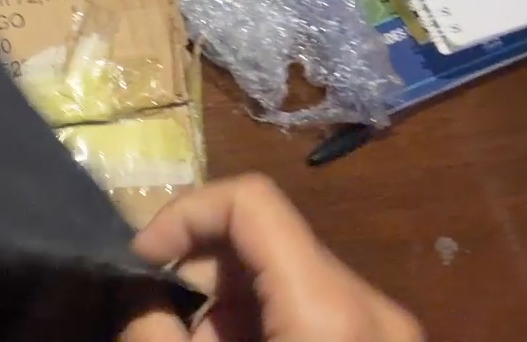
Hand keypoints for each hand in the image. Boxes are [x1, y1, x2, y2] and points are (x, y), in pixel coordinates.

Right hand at [121, 175, 420, 341]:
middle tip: (168, 316)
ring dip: (227, 297)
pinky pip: (312, 304)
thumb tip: (136, 296)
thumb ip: (152, 330)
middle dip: (199, 265)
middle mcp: (371, 305)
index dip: (183, 210)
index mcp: (330, 305)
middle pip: (261, 234)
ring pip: (283, 269)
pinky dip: (264, 317)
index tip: (145, 254)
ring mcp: (390, 330)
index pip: (248, 198)